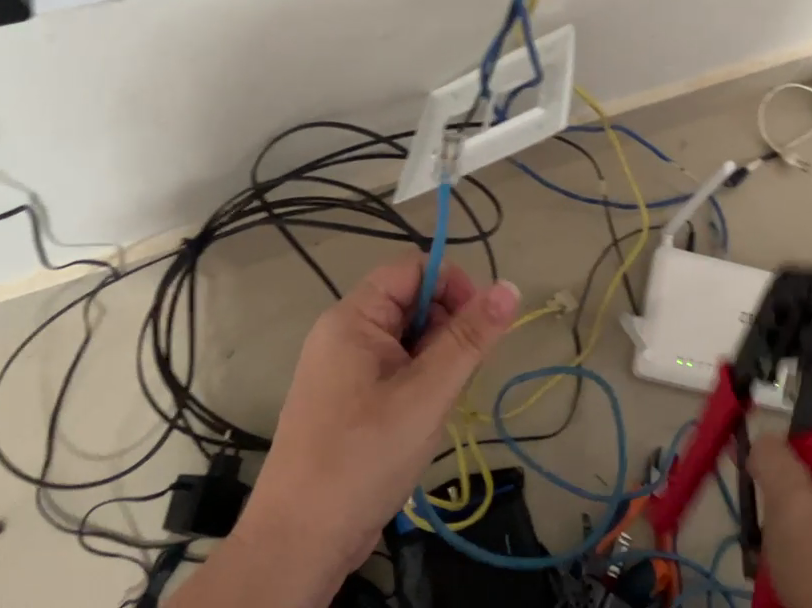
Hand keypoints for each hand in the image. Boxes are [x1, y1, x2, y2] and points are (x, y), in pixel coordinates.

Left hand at [170, 259, 519, 607]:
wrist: (300, 541)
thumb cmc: (363, 457)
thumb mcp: (427, 393)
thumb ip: (470, 338)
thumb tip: (511, 286)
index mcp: (353, 318)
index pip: (412, 269)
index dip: (453, 286)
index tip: (481, 328)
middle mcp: (344, 334)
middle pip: (412, 303)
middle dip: (448, 331)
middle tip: (459, 379)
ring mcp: (344, 370)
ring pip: (409, 342)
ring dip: (436, 365)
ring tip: (437, 408)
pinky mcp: (349, 401)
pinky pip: (396, 372)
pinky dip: (420, 387)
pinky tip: (422, 423)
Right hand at [747, 401, 811, 607]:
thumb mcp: (788, 503)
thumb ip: (772, 456)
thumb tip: (765, 442)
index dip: (807, 411)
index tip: (776, 433)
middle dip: (792, 456)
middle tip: (768, 479)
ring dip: (790, 484)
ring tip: (773, 509)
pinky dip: (799, 505)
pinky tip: (783, 528)